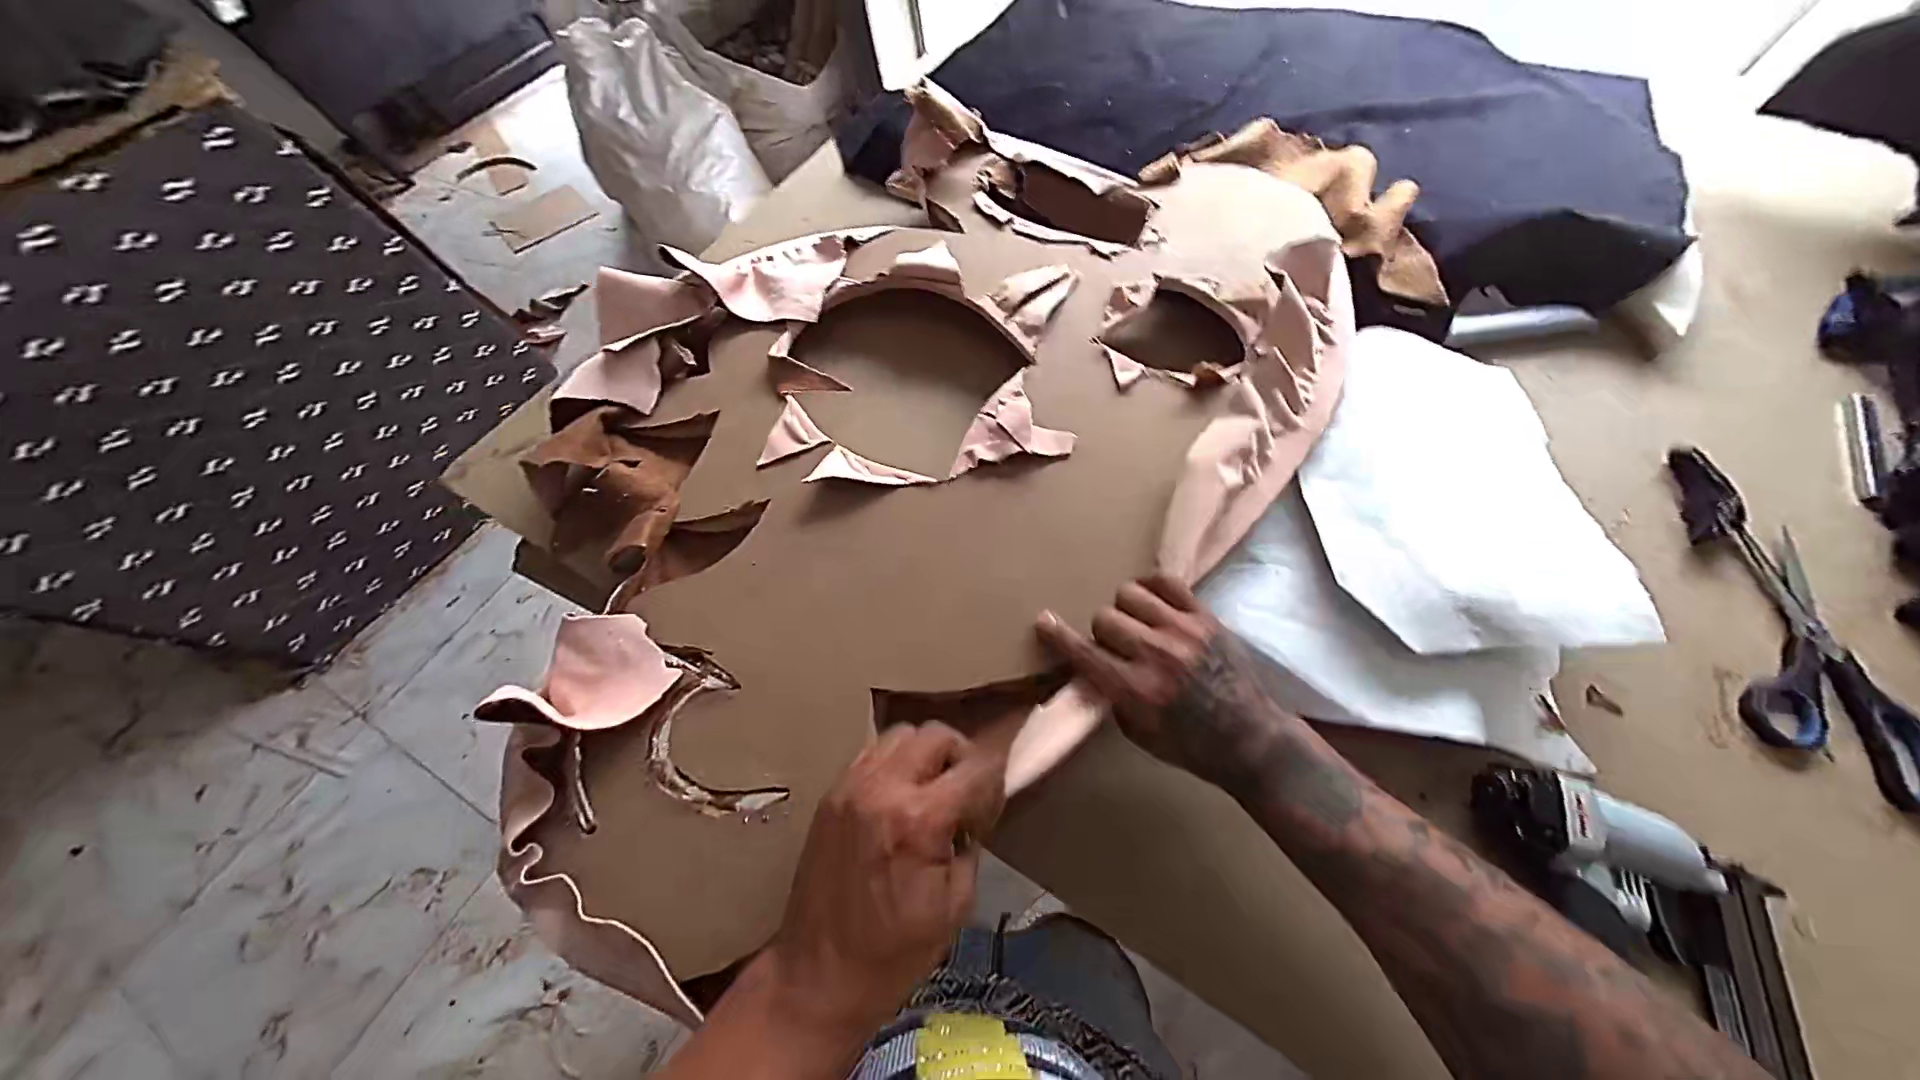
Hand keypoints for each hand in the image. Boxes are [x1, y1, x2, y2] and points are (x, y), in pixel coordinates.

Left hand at [767, 722, 1004, 1039]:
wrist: (818, 977)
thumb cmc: (895, 953)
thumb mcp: (957, 904)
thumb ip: (971, 842)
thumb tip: (974, 807)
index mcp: (919, 820)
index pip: (976, 768)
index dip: (994, 784)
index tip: (992, 806)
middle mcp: (882, 788)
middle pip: (937, 734)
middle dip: (961, 757)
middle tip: (964, 794)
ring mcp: (851, 786)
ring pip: (902, 733)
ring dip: (925, 753)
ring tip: (930, 791)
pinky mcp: (830, 793)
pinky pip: (872, 753)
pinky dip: (894, 762)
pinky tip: (899, 797)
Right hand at [1036, 575, 1298, 792]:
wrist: (1250, 739)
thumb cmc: (1188, 745)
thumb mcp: (1137, 731)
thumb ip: (1111, 694)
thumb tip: (1091, 663)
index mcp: (1135, 689)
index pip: (1084, 653)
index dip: (1058, 635)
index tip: (1043, 621)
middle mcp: (1155, 654)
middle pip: (1104, 618)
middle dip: (1103, 633)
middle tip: (1118, 647)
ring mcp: (1183, 631)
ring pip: (1129, 593)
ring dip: (1125, 609)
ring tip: (1137, 623)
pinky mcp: (1205, 617)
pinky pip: (1165, 581)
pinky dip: (1151, 587)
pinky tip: (1153, 602)